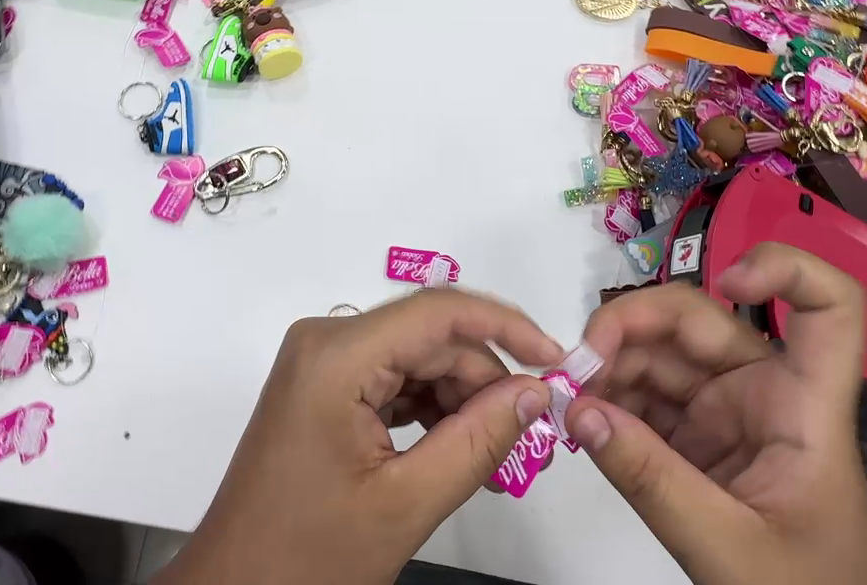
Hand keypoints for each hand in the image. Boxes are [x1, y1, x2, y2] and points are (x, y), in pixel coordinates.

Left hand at [157, 290, 563, 584]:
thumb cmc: (310, 555)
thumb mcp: (406, 502)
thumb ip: (479, 440)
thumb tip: (536, 390)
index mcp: (337, 354)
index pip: (438, 311)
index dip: (506, 327)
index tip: (557, 359)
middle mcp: (328, 339)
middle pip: (429, 336)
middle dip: (482, 379)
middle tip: (526, 433)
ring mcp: (323, 360)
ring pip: (416, 357)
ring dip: (459, 399)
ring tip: (491, 454)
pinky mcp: (325, 384)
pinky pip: (394, 378)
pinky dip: (431, 409)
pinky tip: (455, 448)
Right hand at [565, 243, 866, 584]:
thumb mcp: (730, 550)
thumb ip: (651, 479)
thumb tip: (575, 409)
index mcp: (804, 405)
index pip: (826, 309)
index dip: (786, 270)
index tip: (727, 282)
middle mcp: (764, 391)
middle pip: (701, 321)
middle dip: (634, 325)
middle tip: (577, 362)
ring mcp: (725, 412)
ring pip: (662, 355)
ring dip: (610, 363)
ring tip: (567, 393)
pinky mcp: (695, 438)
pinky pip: (645, 398)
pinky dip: (608, 399)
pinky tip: (579, 413)